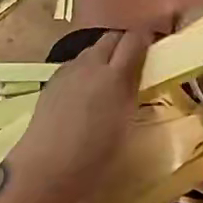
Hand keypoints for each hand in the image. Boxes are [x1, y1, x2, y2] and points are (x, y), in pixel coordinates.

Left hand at [5, 29, 151, 199]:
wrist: (47, 165)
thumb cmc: (96, 157)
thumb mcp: (126, 125)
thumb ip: (131, 92)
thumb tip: (135, 75)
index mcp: (115, 76)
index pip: (133, 39)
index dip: (145, 36)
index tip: (155, 42)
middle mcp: (90, 64)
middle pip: (110, 38)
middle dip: (124, 41)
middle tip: (137, 56)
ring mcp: (68, 70)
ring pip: (91, 50)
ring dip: (104, 54)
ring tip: (112, 74)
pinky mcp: (53, 79)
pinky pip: (75, 64)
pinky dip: (87, 68)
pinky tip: (88, 89)